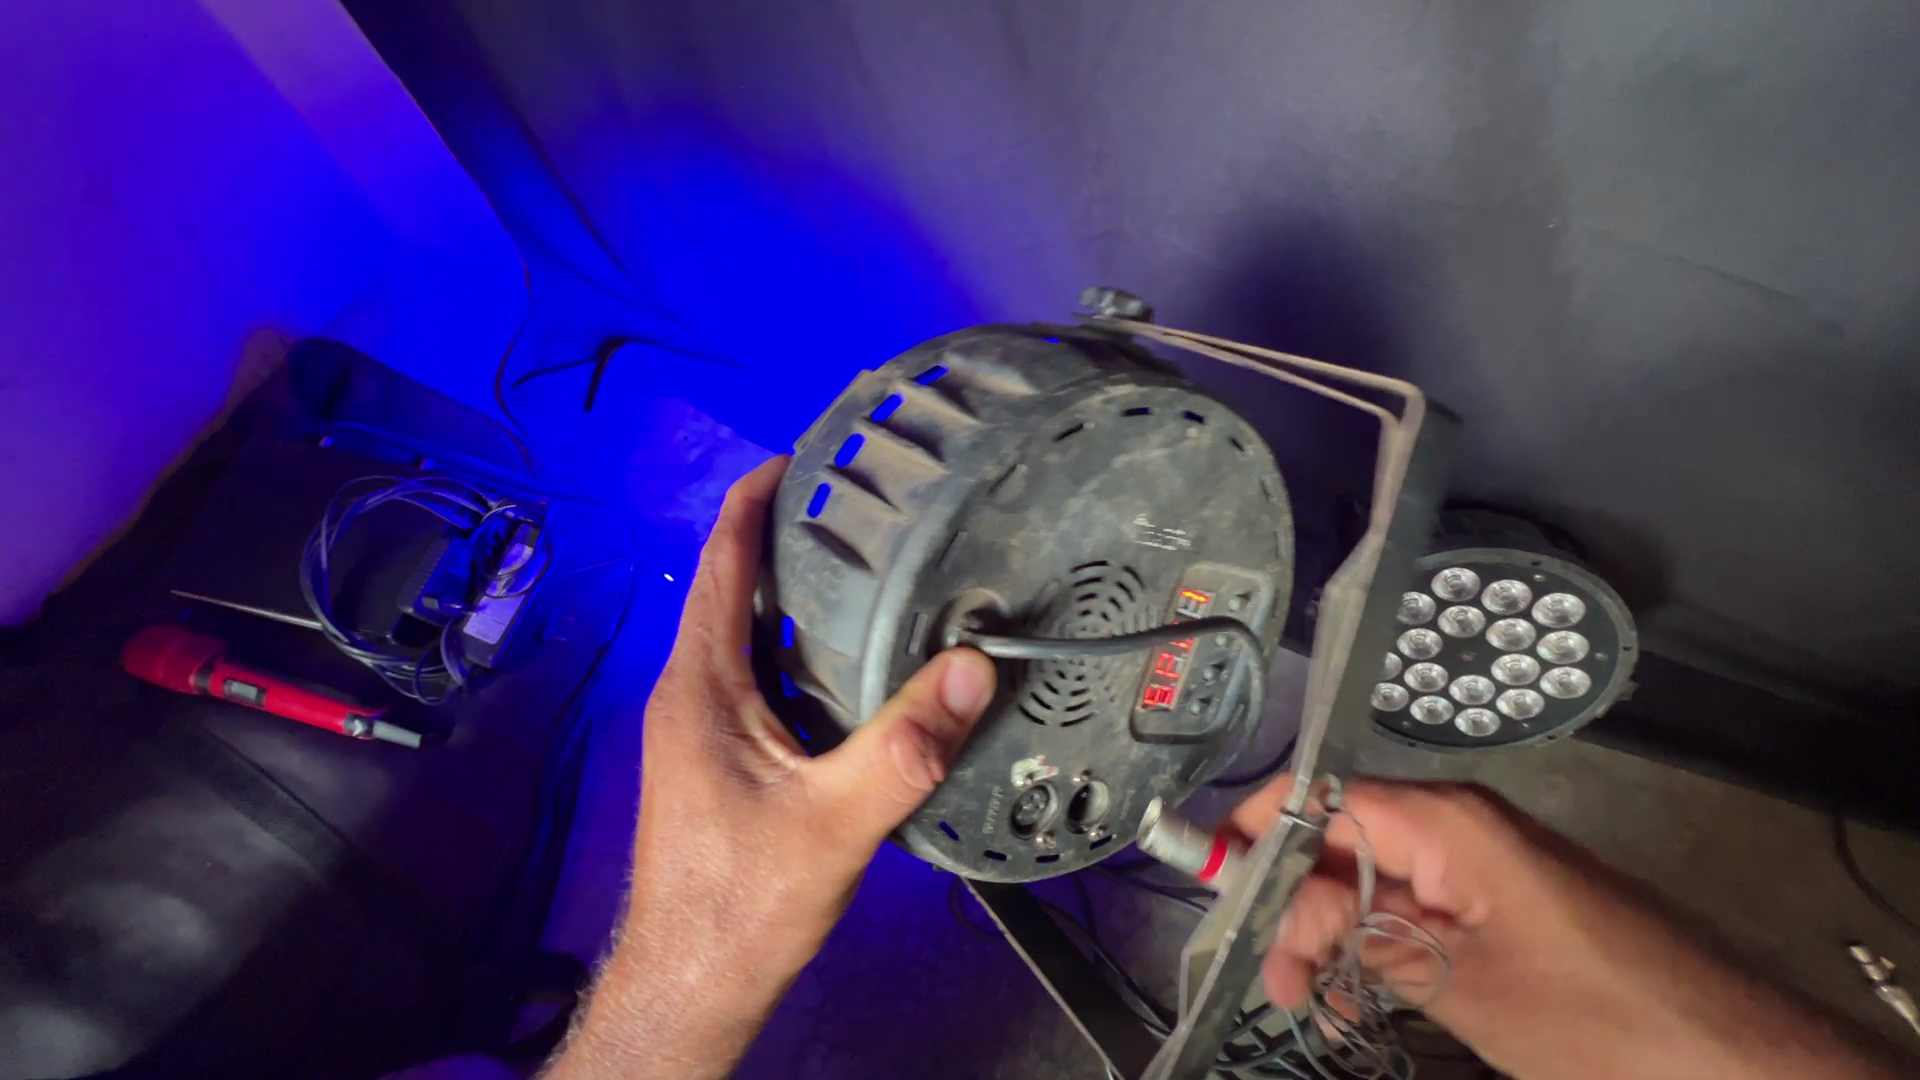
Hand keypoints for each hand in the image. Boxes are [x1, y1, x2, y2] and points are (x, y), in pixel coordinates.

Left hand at [548, 457, 997, 1079]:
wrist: (691, 988)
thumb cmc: (744, 903)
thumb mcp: (834, 822)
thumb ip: (905, 746)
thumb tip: (974, 665)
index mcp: (702, 681)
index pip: (722, 560)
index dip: (756, 498)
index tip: (807, 454)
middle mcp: (694, 687)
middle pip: (738, 585)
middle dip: (791, 536)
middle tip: (868, 506)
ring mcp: (705, 721)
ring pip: (752, 631)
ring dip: (799, 591)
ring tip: (876, 563)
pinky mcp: (723, 751)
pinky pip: (765, 670)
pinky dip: (803, 643)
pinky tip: (860, 655)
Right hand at [1229, 778, 1904, 1079]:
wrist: (1757, 1068)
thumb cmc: (1602, 1017)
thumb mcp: (1462, 984)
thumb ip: (1358, 935)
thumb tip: (1280, 912)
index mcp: (1442, 819)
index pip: (1319, 798)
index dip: (1258, 828)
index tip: (1210, 869)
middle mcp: (1451, 825)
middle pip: (1338, 840)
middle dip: (1292, 898)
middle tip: (1266, 968)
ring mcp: (1474, 864)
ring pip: (1369, 878)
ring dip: (1329, 928)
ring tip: (1300, 988)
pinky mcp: (1492, 901)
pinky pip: (1409, 905)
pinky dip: (1372, 940)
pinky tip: (1349, 986)